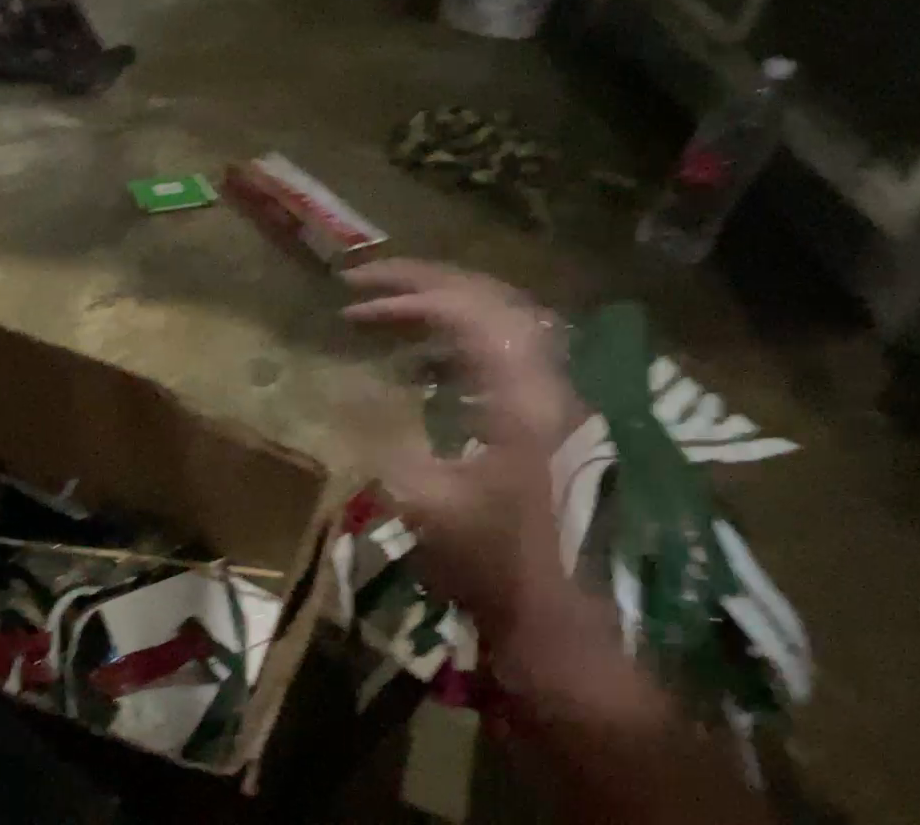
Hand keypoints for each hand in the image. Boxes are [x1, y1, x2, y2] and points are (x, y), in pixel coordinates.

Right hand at [341, 260, 574, 632]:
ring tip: (383, 324)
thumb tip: (340, 388)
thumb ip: (380, 433)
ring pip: (500, 328)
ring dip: (439, 317)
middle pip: (490, 301)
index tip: (349, 289)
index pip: (467, 304)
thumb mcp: (425, 500)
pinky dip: (457, 350)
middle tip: (362, 293)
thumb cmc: (501, 568)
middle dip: (421, 289)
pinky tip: (423, 372)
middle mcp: (552, 379)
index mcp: (525, 389)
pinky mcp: (557, 426)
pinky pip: (505, 361)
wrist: (578, 634)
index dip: (405, 287)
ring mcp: (561, 401)